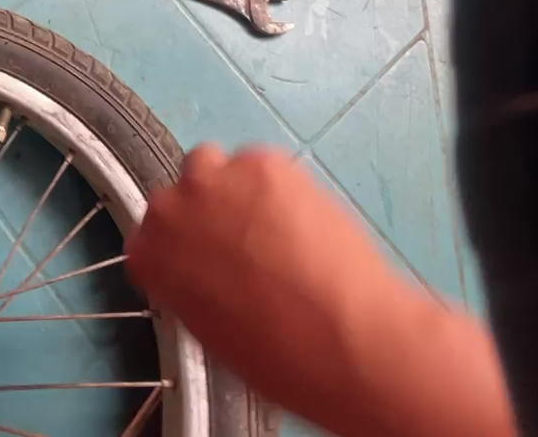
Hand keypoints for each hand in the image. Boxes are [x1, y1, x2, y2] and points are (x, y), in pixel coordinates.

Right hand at [126, 146, 537, 436]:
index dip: (194, 241)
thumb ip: (216, 299)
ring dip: (258, 194)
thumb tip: (217, 272)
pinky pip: (268, 162)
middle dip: (223, 211)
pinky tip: (320, 220)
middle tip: (277, 250)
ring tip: (305, 235)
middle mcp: (181, 208)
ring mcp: (225, 180)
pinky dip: (287, 184)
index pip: (150, 227)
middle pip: (188, 184)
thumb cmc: (310, 374)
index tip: (229, 258)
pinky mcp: (275, 163)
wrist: (387, 362)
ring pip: (228, 167)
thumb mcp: (237, 345)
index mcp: (163, 262)